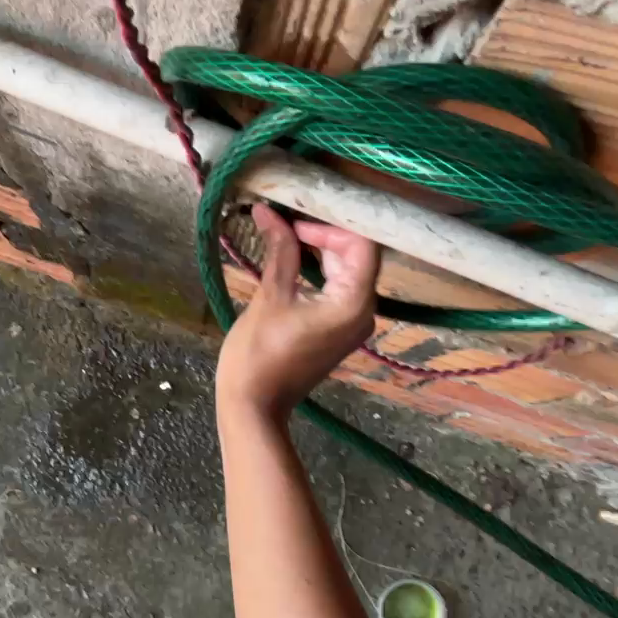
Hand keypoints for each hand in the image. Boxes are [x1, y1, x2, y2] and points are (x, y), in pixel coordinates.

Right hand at [215, 204, 379, 417]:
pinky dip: (320, 272)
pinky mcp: (339, 332)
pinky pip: (338, 290)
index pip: (360, 244)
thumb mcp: (269, 297)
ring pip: (347, 272)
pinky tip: (293, 262)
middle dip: (323, 233)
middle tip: (286, 221)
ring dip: (320, 251)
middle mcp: (364, 312)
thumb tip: (269, 212)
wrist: (253, 405)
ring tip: (285, 235)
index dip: (329, 225)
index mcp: (354, 303)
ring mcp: (353, 324)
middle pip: (357, 256)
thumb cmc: (257, 356)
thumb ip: (279, 251)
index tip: (293, 220)